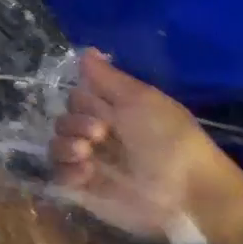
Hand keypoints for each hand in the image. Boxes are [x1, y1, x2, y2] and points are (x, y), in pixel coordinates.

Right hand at [48, 49, 242, 243]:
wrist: (186, 192)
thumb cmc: (170, 140)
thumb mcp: (141, 100)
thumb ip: (109, 78)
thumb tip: (86, 50)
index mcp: (115, 112)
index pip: (77, 98)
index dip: (82, 101)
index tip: (100, 109)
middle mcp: (99, 137)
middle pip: (63, 120)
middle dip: (74, 124)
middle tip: (99, 134)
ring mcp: (91, 164)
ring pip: (56, 146)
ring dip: (65, 145)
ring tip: (86, 154)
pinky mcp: (84, 192)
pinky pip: (57, 176)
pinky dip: (66, 172)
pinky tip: (85, 174)